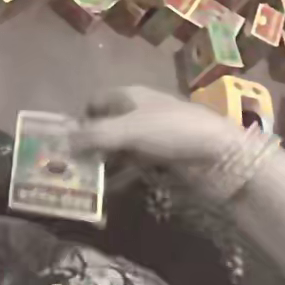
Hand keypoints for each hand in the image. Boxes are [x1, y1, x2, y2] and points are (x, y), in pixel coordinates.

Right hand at [71, 86, 243, 171]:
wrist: (223, 155)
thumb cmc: (172, 131)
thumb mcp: (128, 130)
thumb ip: (94, 136)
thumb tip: (62, 142)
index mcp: (130, 96)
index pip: (96, 102)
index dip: (81, 119)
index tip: (67, 142)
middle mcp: (139, 113)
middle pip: (105, 126)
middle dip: (89, 144)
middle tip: (71, 167)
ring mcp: (152, 136)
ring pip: (119, 148)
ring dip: (104, 163)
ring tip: (86, 182)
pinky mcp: (163, 158)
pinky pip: (134, 165)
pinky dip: (121, 175)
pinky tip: (111, 188)